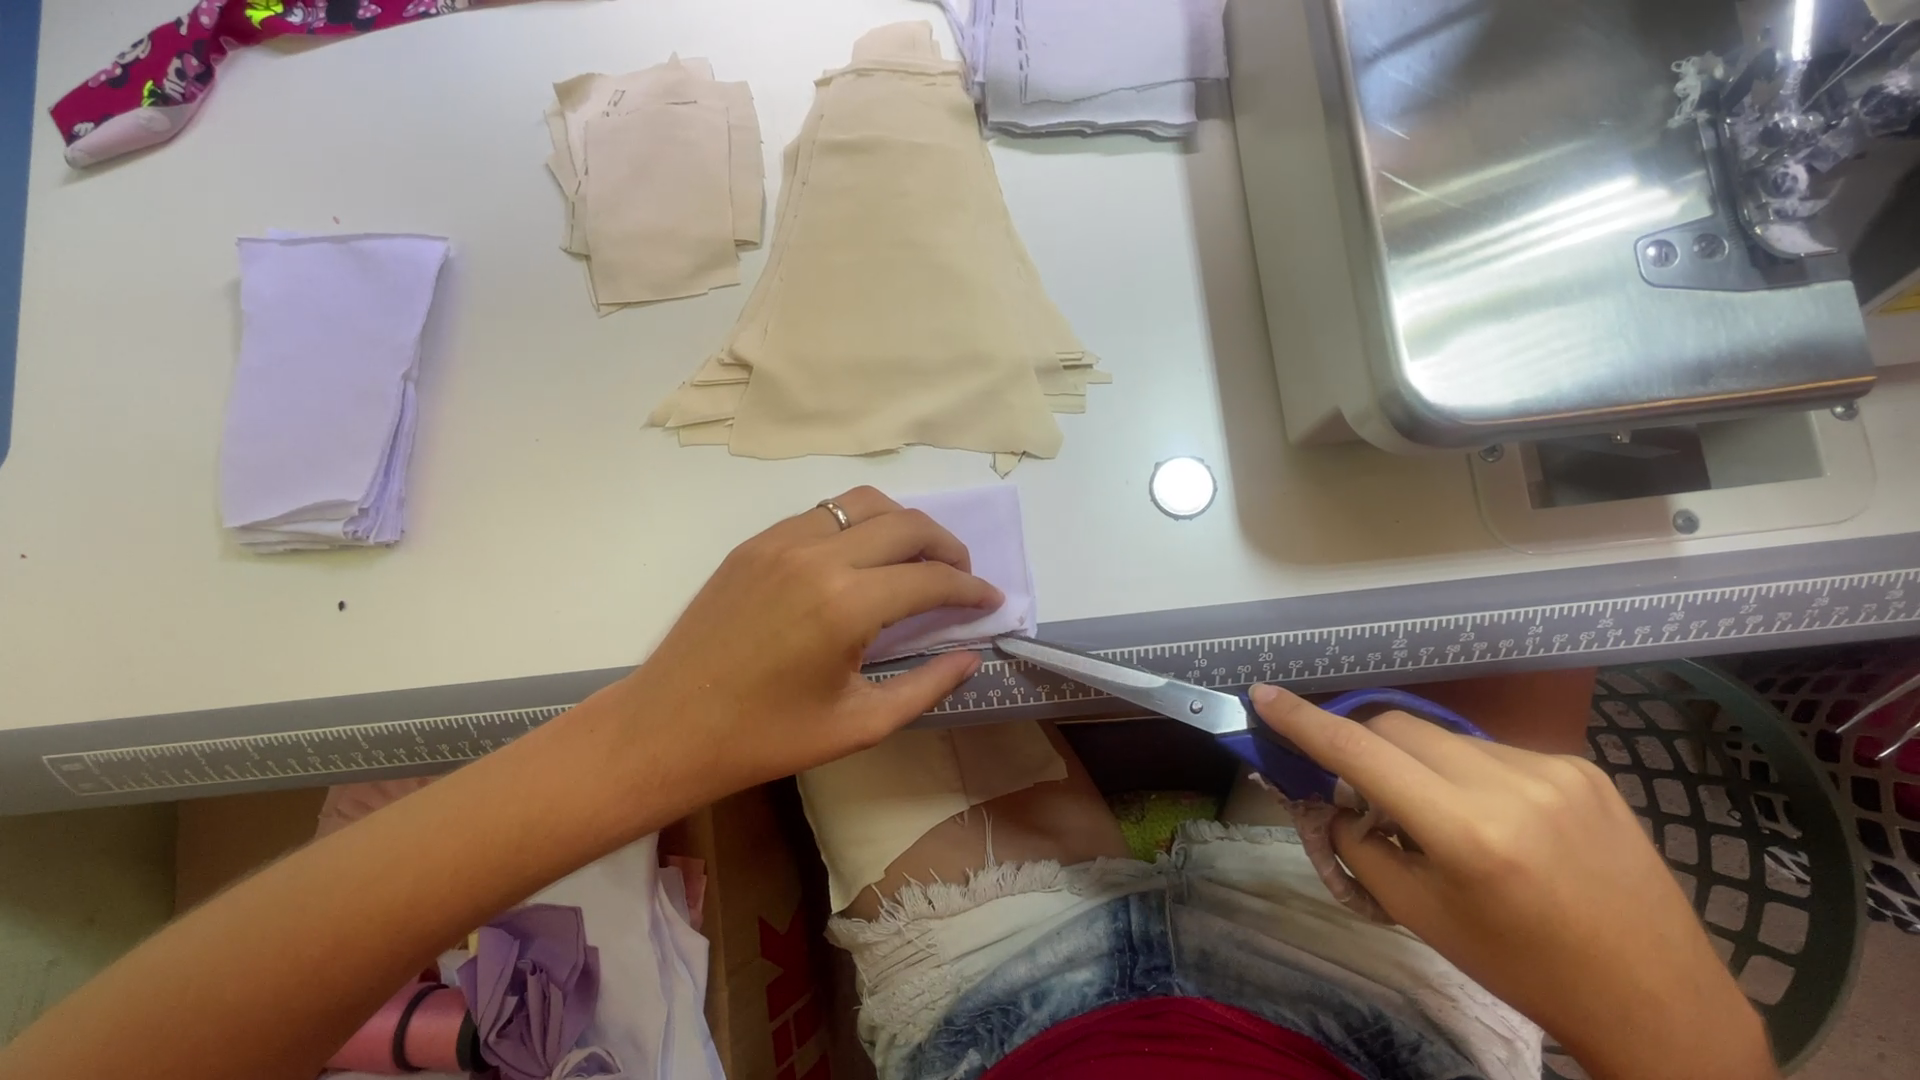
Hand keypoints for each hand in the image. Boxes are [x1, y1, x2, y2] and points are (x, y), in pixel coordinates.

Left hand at [610, 487, 1001, 802]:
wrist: (667, 728)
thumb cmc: (767, 738)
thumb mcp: (860, 724)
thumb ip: (926, 686)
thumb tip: (970, 656)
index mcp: (847, 604)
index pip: (931, 578)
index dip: (971, 589)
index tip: (991, 601)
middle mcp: (819, 555)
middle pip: (908, 525)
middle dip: (948, 547)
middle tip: (962, 578)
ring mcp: (781, 541)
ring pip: (864, 503)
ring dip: (904, 525)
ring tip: (917, 559)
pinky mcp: (754, 543)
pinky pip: (823, 513)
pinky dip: (857, 525)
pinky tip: (861, 559)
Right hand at [1249, 684, 1775, 1079]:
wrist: (1656, 999)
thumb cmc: (1521, 967)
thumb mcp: (1420, 915)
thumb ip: (1360, 844)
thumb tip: (1332, 797)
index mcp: (1466, 833)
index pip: (1361, 753)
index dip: (1304, 721)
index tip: (1264, 695)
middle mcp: (1511, 784)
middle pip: (1397, 728)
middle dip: (1364, 747)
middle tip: (1361, 792)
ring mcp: (1555, 769)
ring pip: (1444, 738)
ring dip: (1418, 764)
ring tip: (1439, 817)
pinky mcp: (1584, 768)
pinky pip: (1493, 751)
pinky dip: (1468, 774)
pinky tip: (1495, 820)